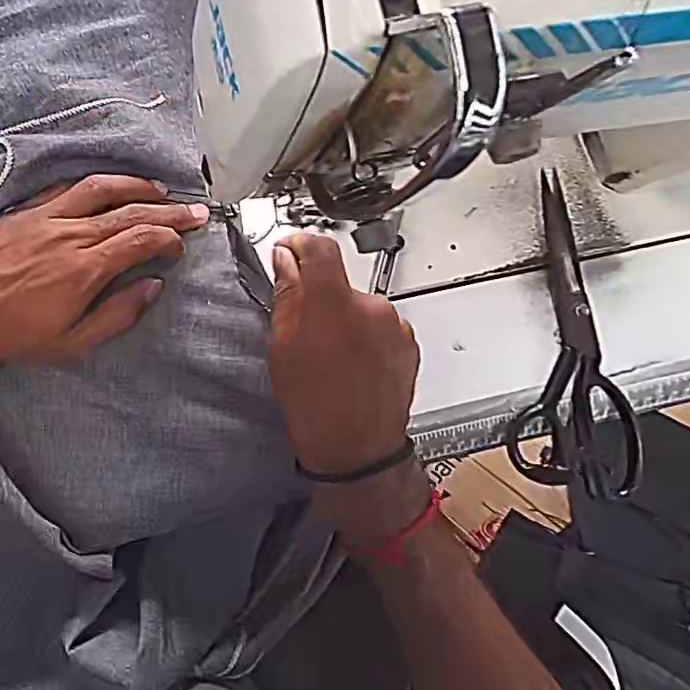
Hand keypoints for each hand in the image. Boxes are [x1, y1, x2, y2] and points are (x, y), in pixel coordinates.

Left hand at [0, 175, 209, 395]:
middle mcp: (69, 235)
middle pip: (129, 211)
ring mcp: (44, 219)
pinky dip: (93, 186)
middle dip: (168, 210)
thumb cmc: (16, 337)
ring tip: (158, 189)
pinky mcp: (23, 214)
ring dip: (133, 186)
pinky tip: (106, 189)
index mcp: (85, 268)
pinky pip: (65, 190)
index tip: (180, 246)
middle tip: (193, 210)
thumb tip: (152, 286)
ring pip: (99, 189)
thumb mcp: (74, 342)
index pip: (141, 239)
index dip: (168, 238)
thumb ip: (119, 313)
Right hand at [268, 233, 419, 475]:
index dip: (298, 243)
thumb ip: (287, 296)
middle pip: (338, 279)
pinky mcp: (407, 339)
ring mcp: (393, 323)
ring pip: (358, 303)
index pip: (318, 247)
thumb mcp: (282, 346)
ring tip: (329, 354)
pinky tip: (349, 361)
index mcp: (332, 302)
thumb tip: (286, 263)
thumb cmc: (316, 406)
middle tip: (302, 327)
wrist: (355, 446)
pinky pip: (378, 322)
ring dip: (343, 317)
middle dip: (319, 295)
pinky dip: (363, 333)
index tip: (289, 249)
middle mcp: (369, 305)